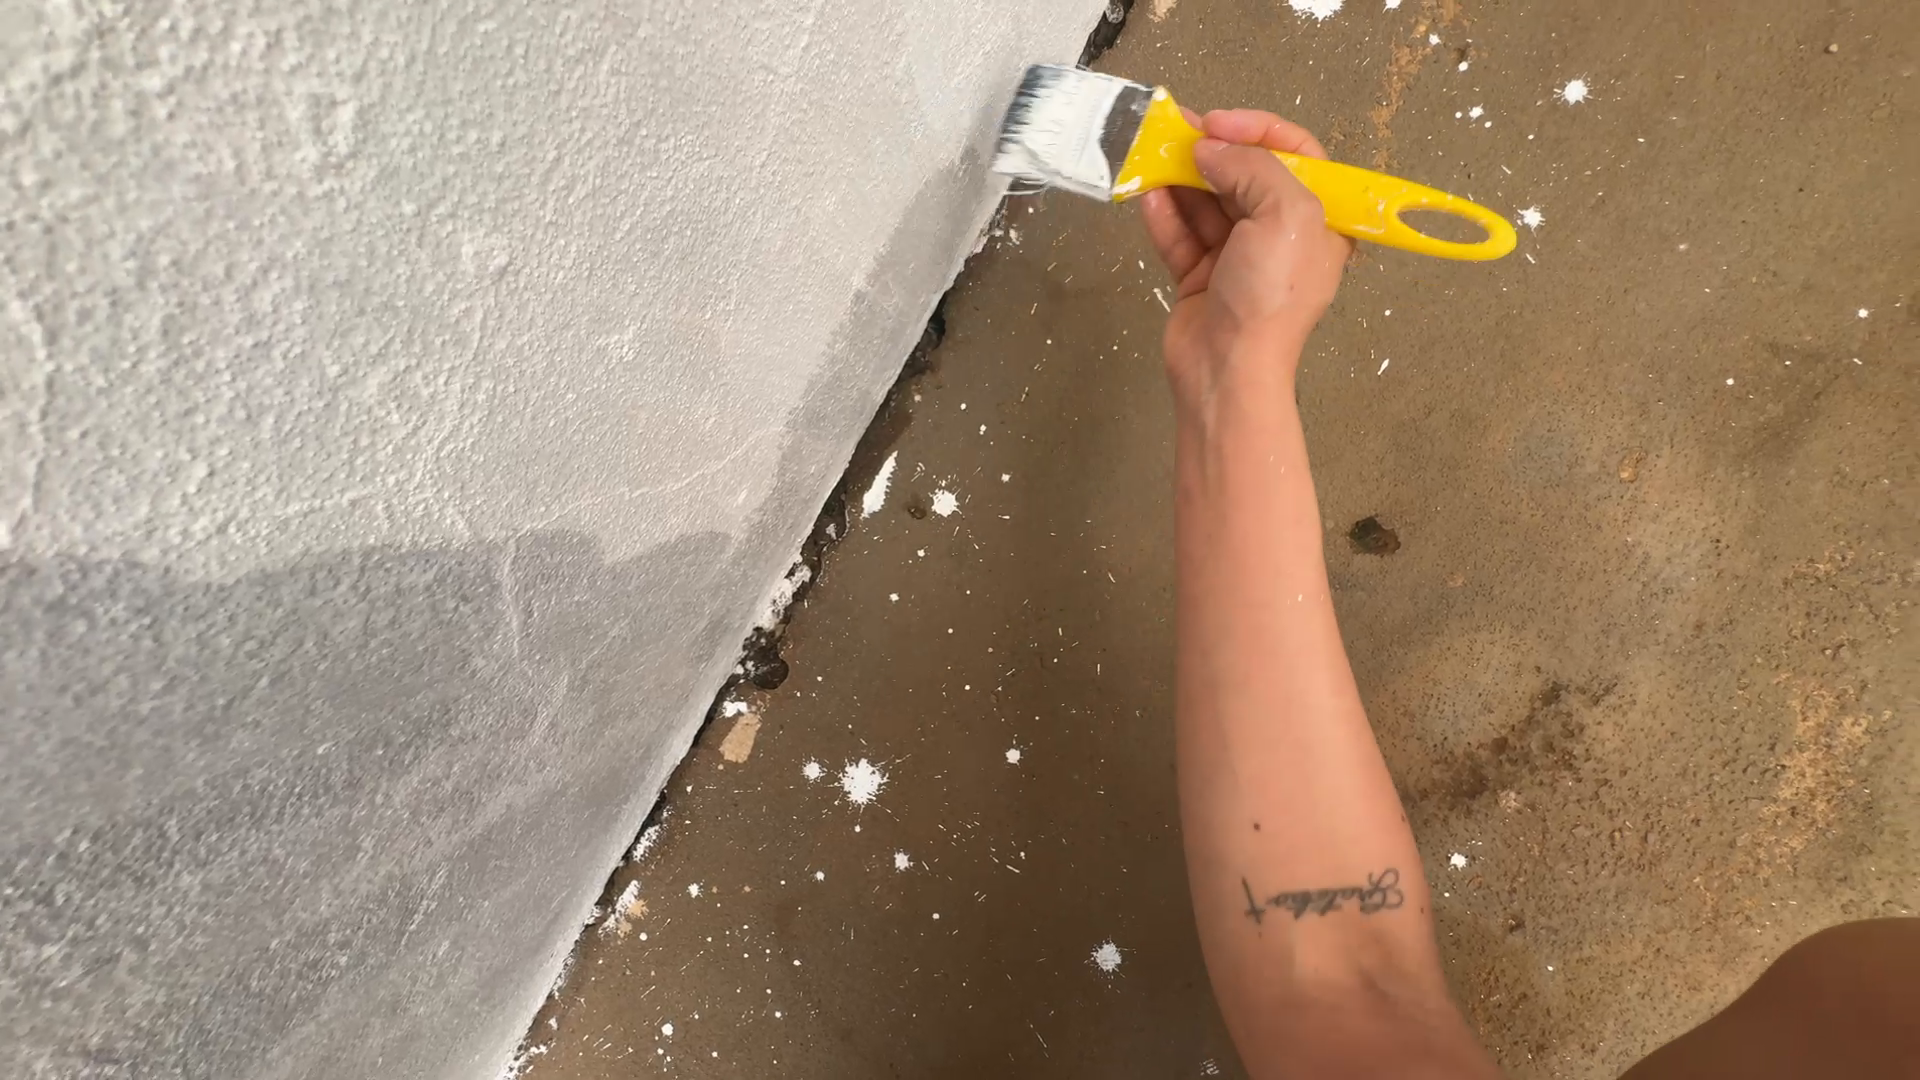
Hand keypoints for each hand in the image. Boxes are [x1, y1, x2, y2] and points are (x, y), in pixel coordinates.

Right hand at [1139, 110, 1351, 412]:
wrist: (1229, 369)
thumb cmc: (1270, 293)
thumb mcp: (1284, 214)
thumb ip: (1250, 168)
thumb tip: (1209, 147)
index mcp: (1318, 218)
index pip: (1293, 155)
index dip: (1256, 130)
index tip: (1215, 121)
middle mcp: (1279, 235)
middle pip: (1243, 177)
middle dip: (1210, 151)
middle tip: (1172, 129)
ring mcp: (1236, 259)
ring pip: (1206, 206)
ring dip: (1180, 181)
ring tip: (1151, 156)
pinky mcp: (1199, 281)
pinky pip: (1182, 240)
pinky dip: (1165, 218)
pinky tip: (1146, 196)